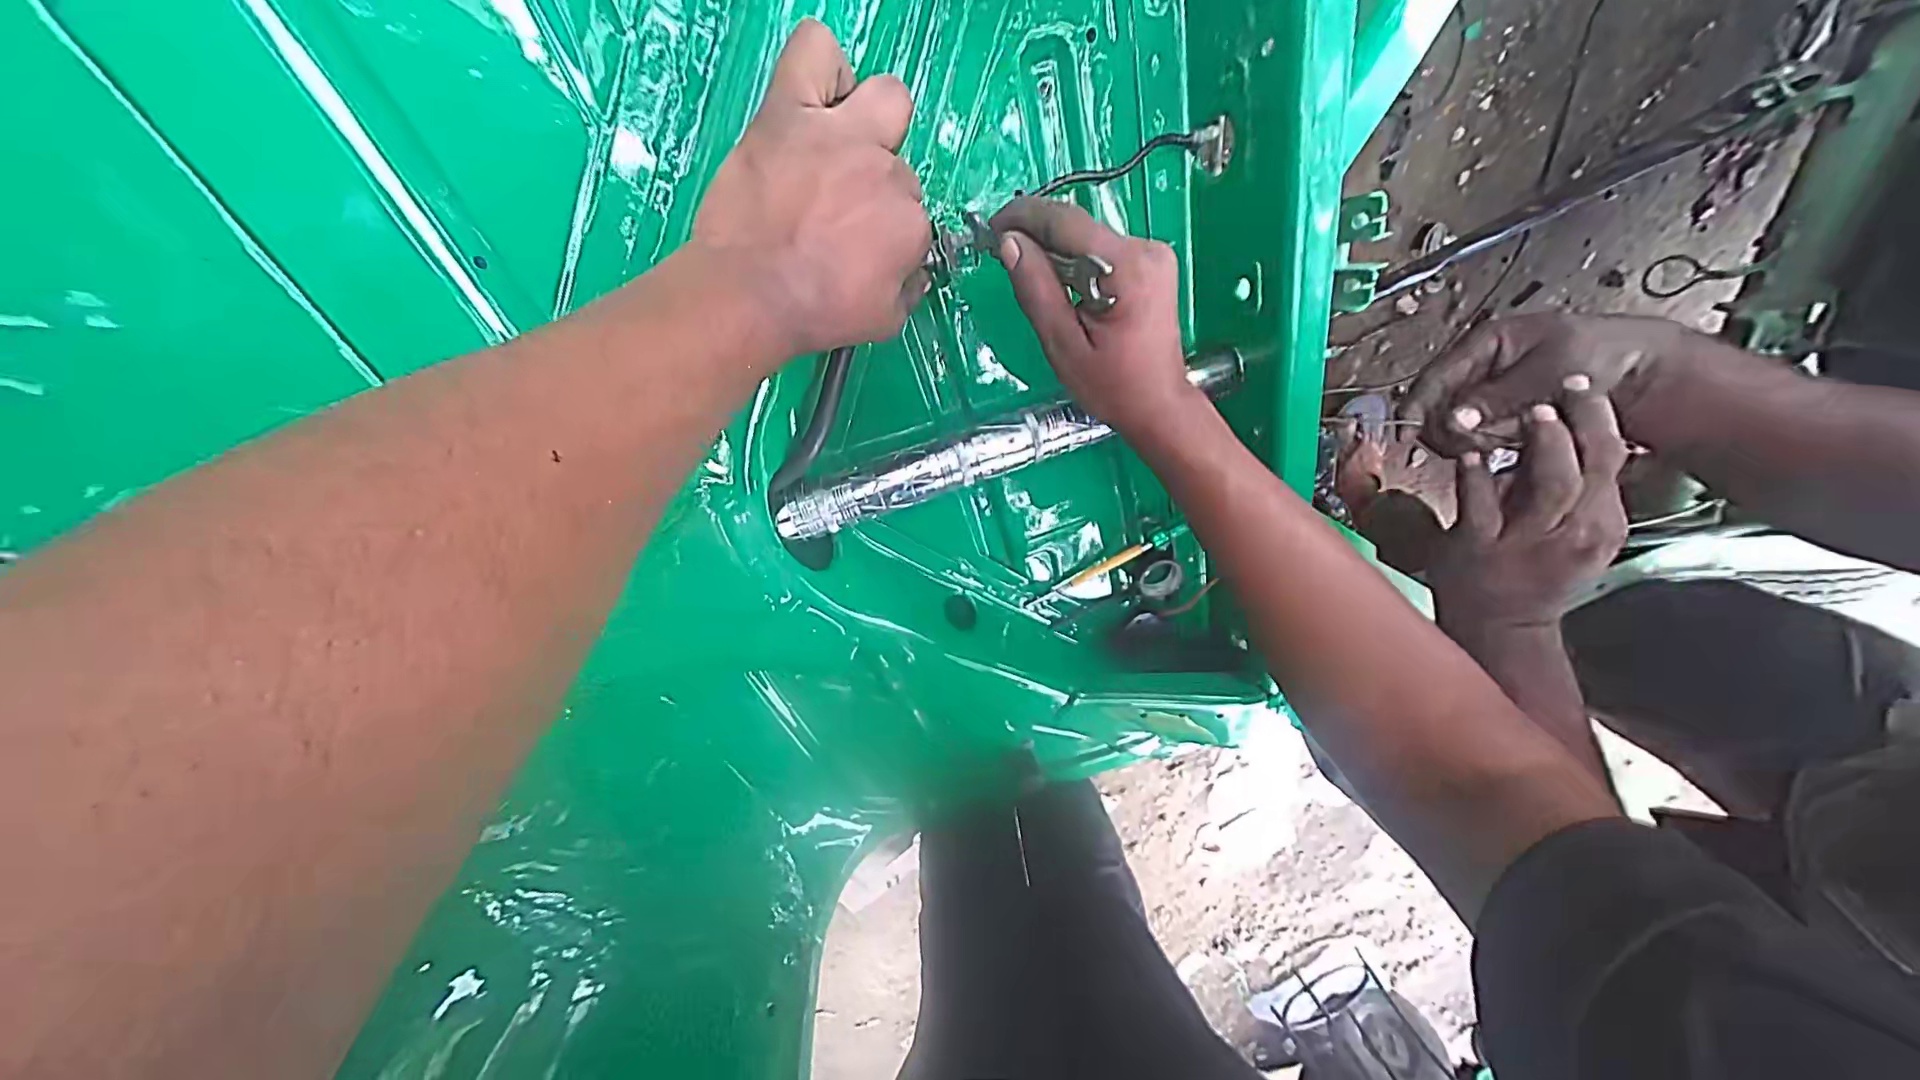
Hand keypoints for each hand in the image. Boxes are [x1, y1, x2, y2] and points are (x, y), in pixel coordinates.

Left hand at [691, 19, 929, 356]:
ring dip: (871, 121)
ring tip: (841, 149)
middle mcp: (885, 171)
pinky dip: (823, 69)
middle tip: (843, 212)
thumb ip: (908, 290)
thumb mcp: (884, 321)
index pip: (913, 218)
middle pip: (899, 165)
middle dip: (878, 190)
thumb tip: (912, 273)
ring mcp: (839, 135)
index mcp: (910, 223)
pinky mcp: (788, 111)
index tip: (863, 252)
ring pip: (885, 96)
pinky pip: (816, 52)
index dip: (889, 236)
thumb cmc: (818, 314)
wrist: (751, 295)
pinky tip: (815, 101)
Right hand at [990, 197, 1195, 440]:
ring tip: (1032, 280)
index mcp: (1126, 268)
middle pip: (1078, 229)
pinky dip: (1076, 264)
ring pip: (1087, 239)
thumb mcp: (1064, 345)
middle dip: (1037, 238)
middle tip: (1002, 254)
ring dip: (1055, 253)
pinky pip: (1101, 252)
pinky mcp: (1151, 263)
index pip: (1066, 222)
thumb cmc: (1112, 386)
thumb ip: (1037, 290)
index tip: (992, 229)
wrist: (1157, 404)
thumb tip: (1009, 243)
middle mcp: (1145, 249)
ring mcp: (1153, 254)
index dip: (1024, 218)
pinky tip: (1064, 289)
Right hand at [1402, 313, 1684, 456]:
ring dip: (1473, 437)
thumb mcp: (1548, 374)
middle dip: (1453, 428)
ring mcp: (1483, 391)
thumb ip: (1497, 398)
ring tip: (1508, 437)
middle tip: (1483, 441)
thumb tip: (1451, 420)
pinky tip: (1511, 440)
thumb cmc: (1603, 356)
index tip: (1405, 436)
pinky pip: (1472, 433)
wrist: (1645, 371)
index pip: (1432, 378)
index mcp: (1484, 343)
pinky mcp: (1494, 411)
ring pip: (1451, 425)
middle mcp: (1476, 368)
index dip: (1416, 408)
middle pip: (1436, 406)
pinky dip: (1486, 441)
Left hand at [1427, 377, 1629, 630]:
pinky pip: (1480, 505)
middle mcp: (1574, 533)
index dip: (1599, 421)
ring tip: (1530, 412)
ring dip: (1542, 443)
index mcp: (1600, 525)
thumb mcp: (1569, 535)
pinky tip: (1468, 456)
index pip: (1612, 462)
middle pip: (1592, 465)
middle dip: (1582, 421)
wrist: (1500, 625)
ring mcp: (1527, 542)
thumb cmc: (1534, 573)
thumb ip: (1569, 494)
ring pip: (1550, 483)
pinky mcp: (1480, 548)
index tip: (1585, 390)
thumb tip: (1557, 440)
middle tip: (1566, 387)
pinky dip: (1475, 476)